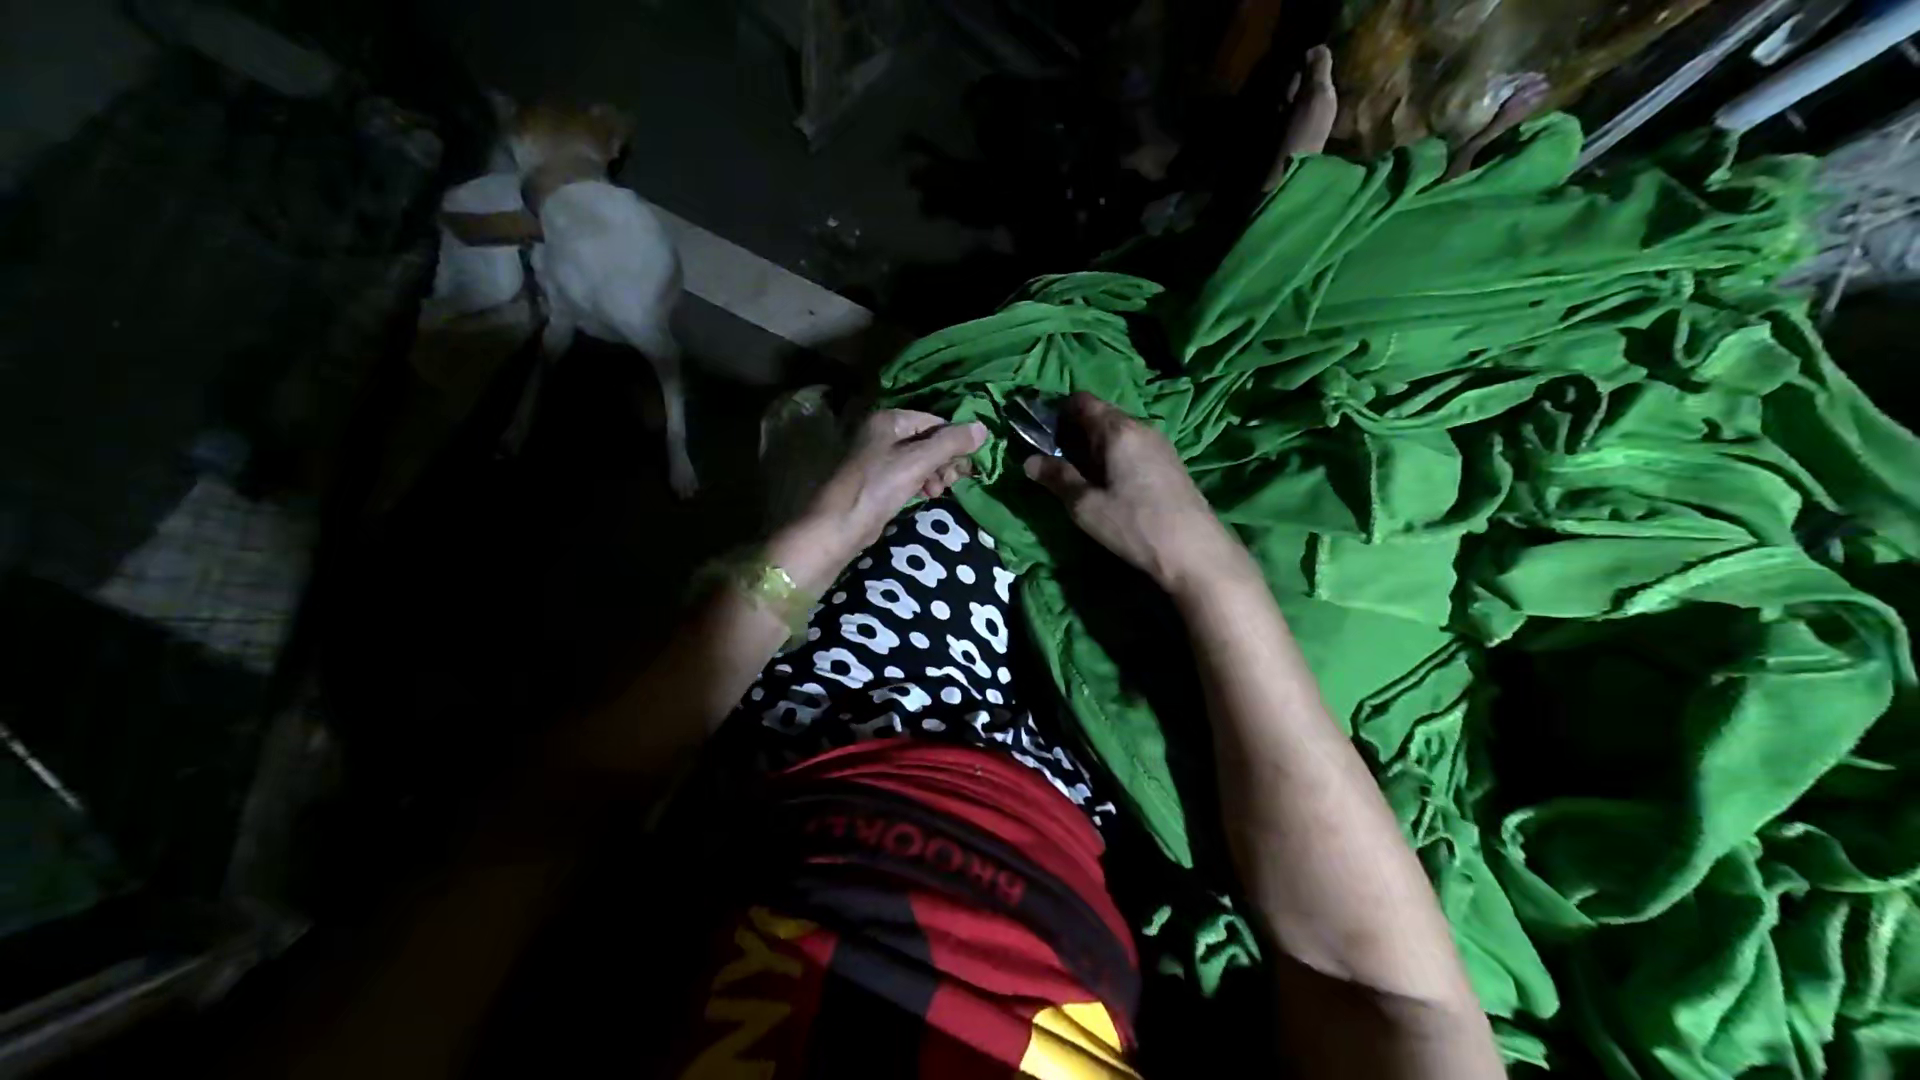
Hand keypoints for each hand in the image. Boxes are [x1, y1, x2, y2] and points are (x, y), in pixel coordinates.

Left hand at [770, 410, 985, 592]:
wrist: (841, 524)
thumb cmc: (879, 486)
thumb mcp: (918, 461)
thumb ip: (951, 443)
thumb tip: (983, 428)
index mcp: (889, 420)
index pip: (935, 421)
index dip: (955, 441)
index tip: (967, 464)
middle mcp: (883, 433)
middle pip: (928, 440)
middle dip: (945, 459)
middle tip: (954, 480)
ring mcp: (879, 457)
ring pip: (921, 459)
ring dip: (936, 473)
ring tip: (939, 490)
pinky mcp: (879, 480)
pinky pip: (910, 474)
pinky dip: (922, 482)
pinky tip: (927, 494)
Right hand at [1024, 392, 1247, 594]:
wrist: (1195, 551)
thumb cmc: (1134, 525)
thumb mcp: (1085, 506)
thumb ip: (1057, 478)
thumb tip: (1028, 461)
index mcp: (1117, 430)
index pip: (1081, 401)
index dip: (1057, 413)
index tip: (1041, 436)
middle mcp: (1140, 427)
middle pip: (1100, 414)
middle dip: (1074, 431)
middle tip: (1055, 460)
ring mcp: (1159, 444)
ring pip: (1117, 432)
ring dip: (1094, 445)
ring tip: (1079, 475)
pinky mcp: (1169, 463)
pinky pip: (1132, 446)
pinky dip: (1113, 456)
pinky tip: (1108, 484)